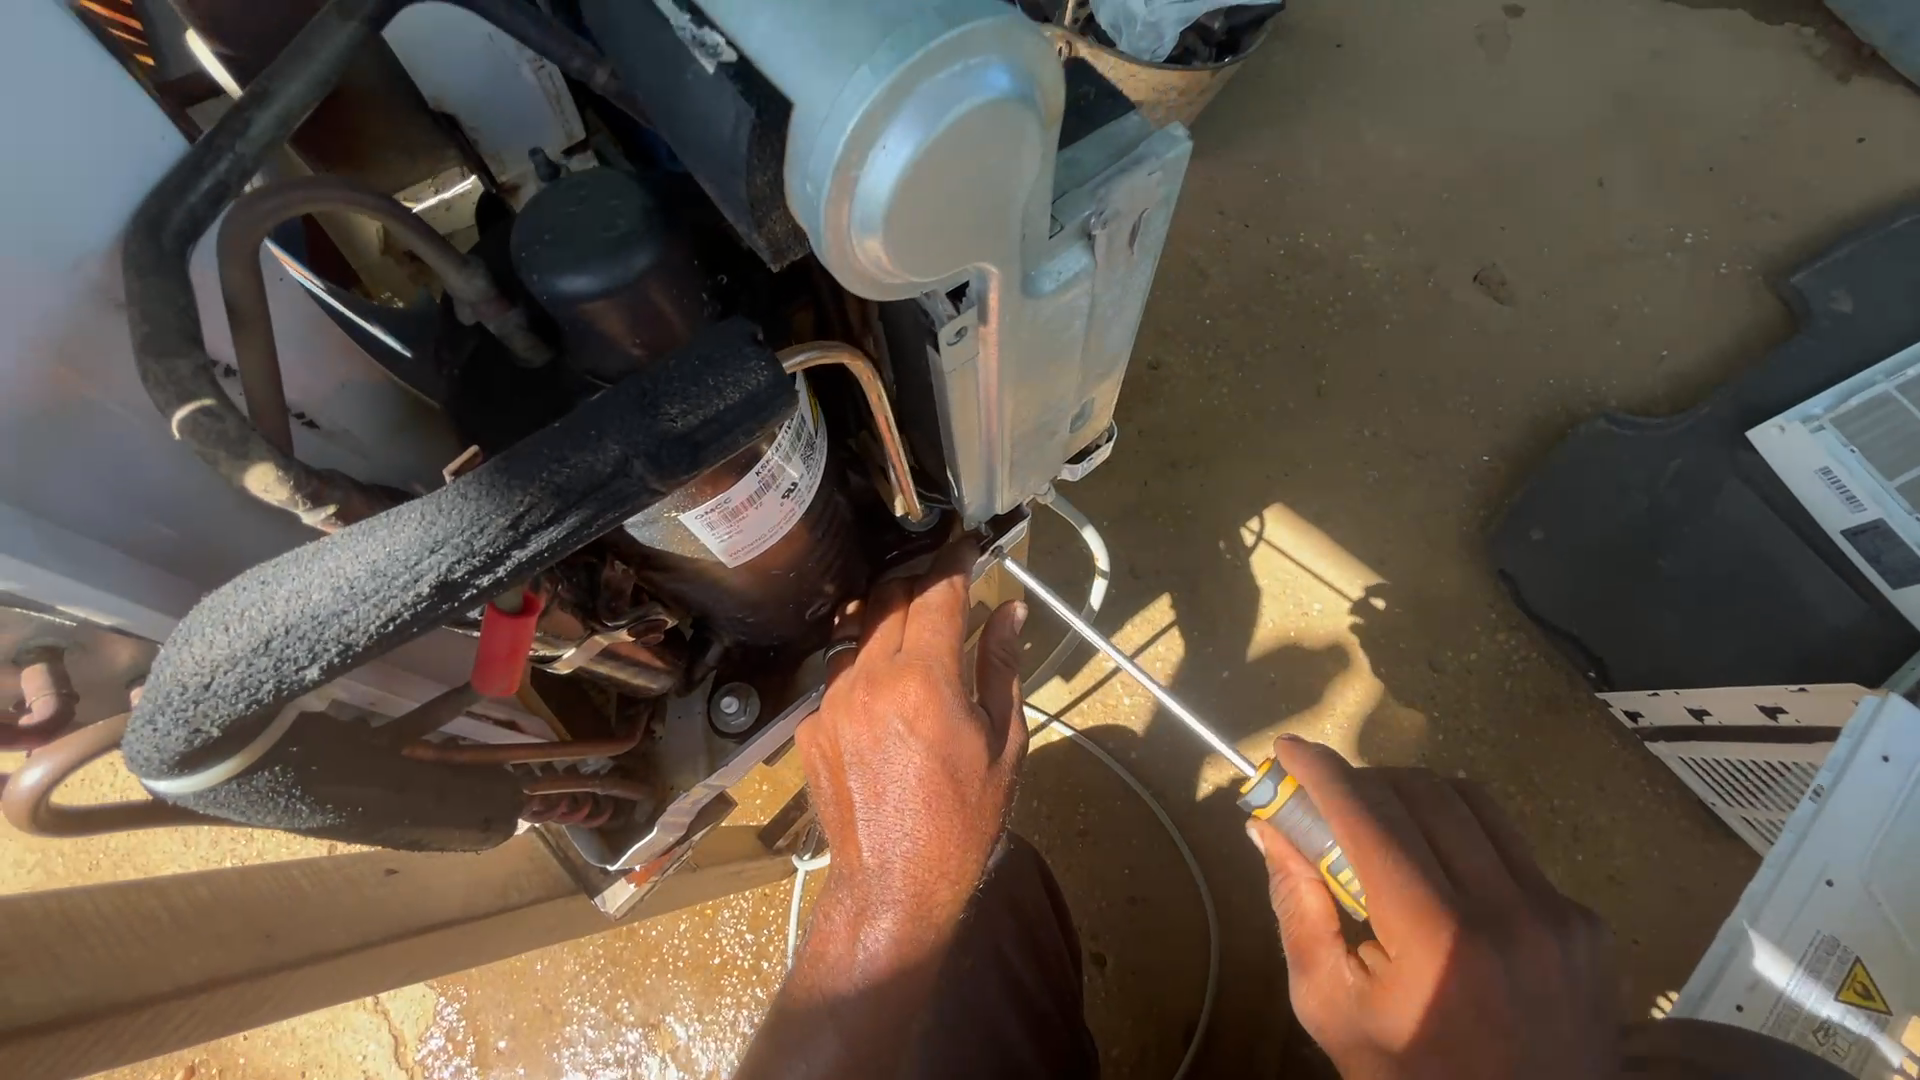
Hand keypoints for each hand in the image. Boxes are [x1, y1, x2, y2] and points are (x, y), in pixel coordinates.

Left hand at [798, 540, 1029, 925]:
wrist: (893, 884)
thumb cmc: (963, 819)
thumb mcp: (1003, 744)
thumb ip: (1001, 668)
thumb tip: (1011, 613)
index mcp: (924, 679)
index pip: (937, 594)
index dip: (954, 560)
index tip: (965, 543)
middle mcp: (870, 677)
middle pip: (888, 597)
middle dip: (918, 580)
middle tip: (943, 584)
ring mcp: (832, 699)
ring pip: (854, 628)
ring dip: (884, 614)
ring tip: (910, 623)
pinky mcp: (810, 723)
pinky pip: (835, 670)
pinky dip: (862, 658)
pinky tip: (880, 679)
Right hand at [1248, 737, 1618, 1079]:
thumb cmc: (1409, 1078)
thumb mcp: (1327, 1004)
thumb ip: (1296, 907)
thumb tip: (1268, 828)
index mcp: (1437, 939)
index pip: (1369, 817)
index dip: (1322, 771)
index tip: (1288, 748)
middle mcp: (1509, 913)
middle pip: (1420, 792)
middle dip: (1360, 780)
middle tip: (1325, 798)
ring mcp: (1559, 916)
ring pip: (1471, 800)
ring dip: (1411, 794)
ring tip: (1380, 824)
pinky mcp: (1587, 924)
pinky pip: (1509, 842)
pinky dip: (1459, 834)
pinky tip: (1440, 874)